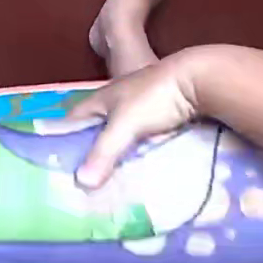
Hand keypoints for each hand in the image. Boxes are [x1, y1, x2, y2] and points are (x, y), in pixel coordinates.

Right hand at [70, 47, 211, 187]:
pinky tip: (138, 168)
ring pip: (120, 136)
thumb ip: (103, 153)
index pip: (72, 121)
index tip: (60, 165)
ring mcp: (141, 108)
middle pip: (96, 130)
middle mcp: (117, 101)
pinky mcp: (162, 117)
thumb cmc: (155, 97)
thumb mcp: (124, 125)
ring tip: (110, 178)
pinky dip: (138, 152)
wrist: (202, 79)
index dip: (63, 140)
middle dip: (90, 151)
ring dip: (116, 153)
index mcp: (101, 98)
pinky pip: (142, 139)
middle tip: (85, 178)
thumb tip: (81, 183)